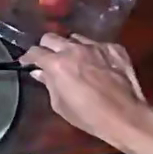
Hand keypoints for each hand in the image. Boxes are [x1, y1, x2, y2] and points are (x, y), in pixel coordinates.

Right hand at [20, 34, 149, 146]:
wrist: (125, 116)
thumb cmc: (88, 116)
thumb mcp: (60, 105)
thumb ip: (48, 84)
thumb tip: (40, 72)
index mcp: (57, 63)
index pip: (35, 51)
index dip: (29, 57)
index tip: (27, 62)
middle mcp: (75, 49)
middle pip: (52, 38)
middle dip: (47, 47)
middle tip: (49, 59)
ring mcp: (96, 46)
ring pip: (76, 38)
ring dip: (71, 47)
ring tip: (75, 60)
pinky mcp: (114, 48)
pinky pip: (98, 45)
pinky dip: (93, 53)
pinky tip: (98, 65)